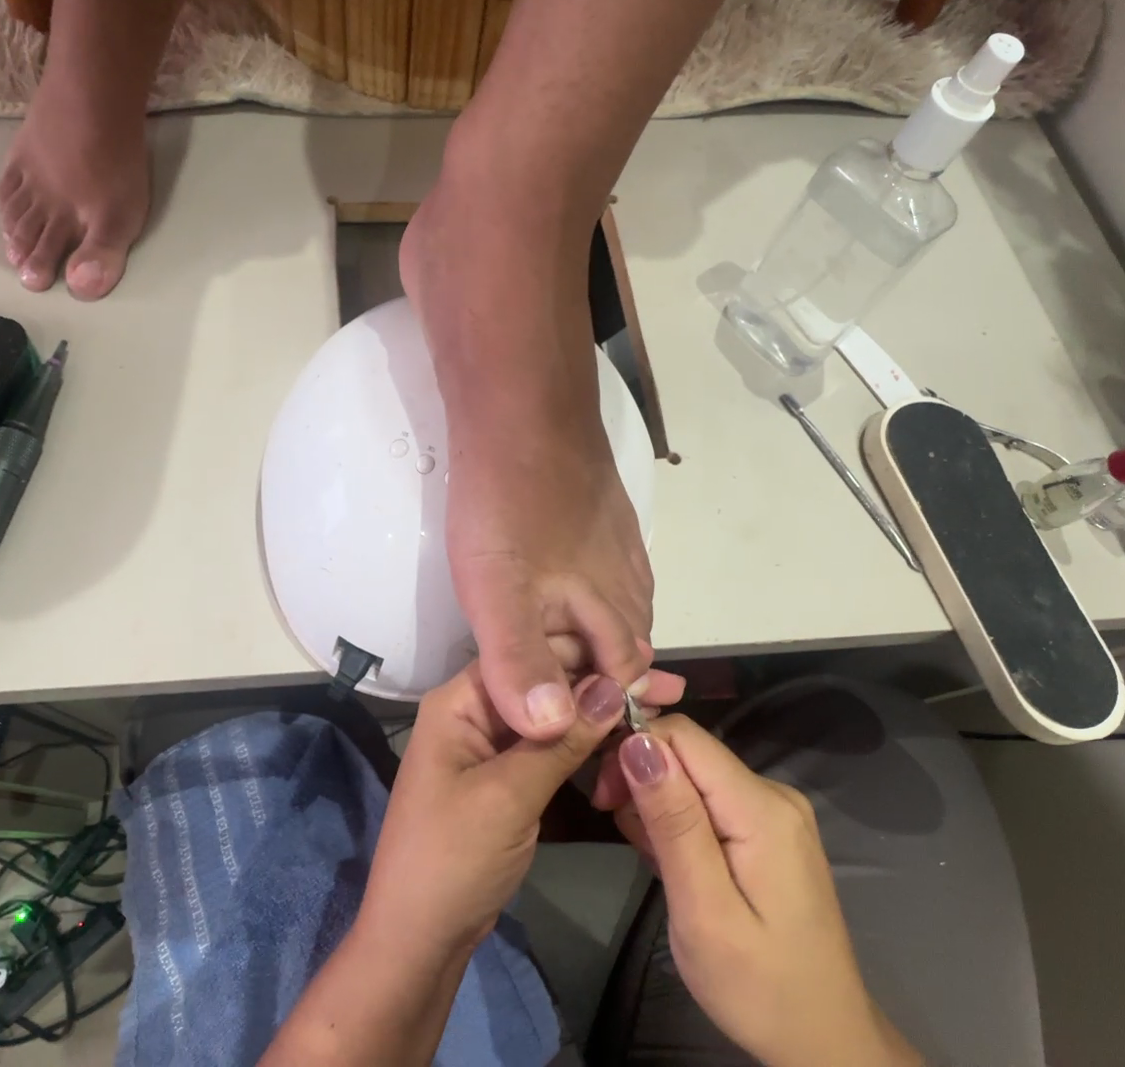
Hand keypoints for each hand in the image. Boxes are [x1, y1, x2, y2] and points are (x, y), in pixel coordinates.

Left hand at [359, 660, 684, 953]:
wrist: (421, 935)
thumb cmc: (453, 858)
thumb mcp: (509, 795)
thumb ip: (562, 740)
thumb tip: (615, 685)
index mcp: (460, 702)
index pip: (527, 655)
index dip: (586, 653)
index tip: (649, 661)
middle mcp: (475, 713)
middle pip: (544, 683)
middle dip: (602, 682)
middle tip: (670, 686)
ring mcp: (492, 747)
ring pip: (554, 715)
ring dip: (601, 712)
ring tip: (664, 705)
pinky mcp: (507, 776)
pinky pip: (552, 746)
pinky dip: (587, 742)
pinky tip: (627, 738)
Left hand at [402, 181, 655, 744]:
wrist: (513, 388)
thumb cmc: (506, 495)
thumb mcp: (502, 589)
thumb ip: (522, 661)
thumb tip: (552, 733)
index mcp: (608, 598)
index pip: (623, 674)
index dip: (601, 710)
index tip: (566, 737)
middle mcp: (619, 566)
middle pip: (620, 636)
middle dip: (591, 673)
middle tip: (546, 699)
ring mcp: (603, 525)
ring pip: (604, 593)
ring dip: (578, 627)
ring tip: (541, 654)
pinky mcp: (577, 492)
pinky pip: (585, 553)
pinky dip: (566, 580)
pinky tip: (538, 576)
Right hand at [593, 717, 922, 1066]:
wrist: (822, 1040)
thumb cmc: (758, 987)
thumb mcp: (704, 910)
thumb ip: (673, 822)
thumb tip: (638, 742)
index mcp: (762, 808)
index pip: (683, 735)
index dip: (633, 751)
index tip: (605, 799)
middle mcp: (773, 794)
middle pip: (686, 752)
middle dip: (640, 779)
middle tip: (618, 831)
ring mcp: (773, 812)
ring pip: (691, 775)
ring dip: (655, 806)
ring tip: (650, 860)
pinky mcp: (766, 830)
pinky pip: (707, 801)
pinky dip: (677, 823)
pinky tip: (671, 863)